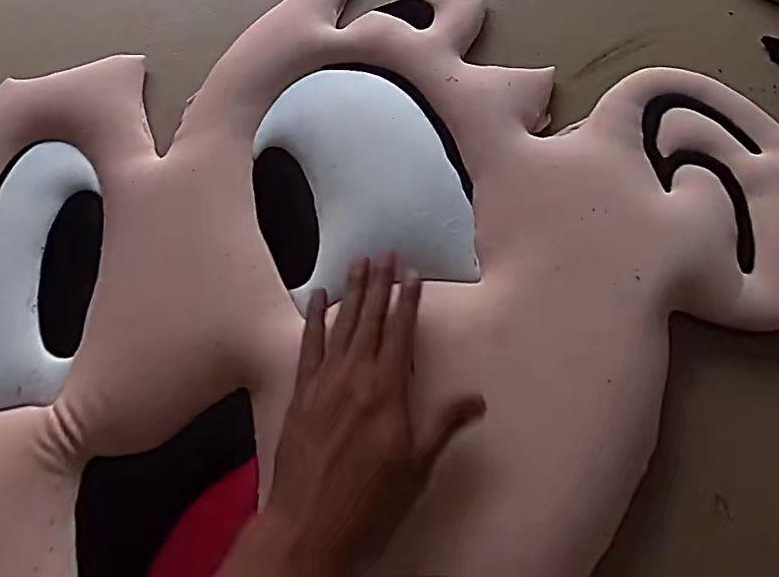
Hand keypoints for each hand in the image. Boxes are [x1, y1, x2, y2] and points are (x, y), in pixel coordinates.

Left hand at [222, 254, 485, 576]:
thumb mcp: (416, 468)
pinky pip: (310, 343)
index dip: (408, 300)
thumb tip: (476, 400)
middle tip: (385, 252)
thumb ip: (444, 425)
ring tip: (358, 261)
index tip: (412, 274)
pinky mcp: (302, 390)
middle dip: (380, 282)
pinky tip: (319, 297)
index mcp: (387, 389)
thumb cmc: (368, 502)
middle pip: (371, 317)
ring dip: (352, 290)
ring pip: (342, 322)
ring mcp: (325, 379)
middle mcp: (356, 374)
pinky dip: (314, 317)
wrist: (308, 527)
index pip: (401, 331)